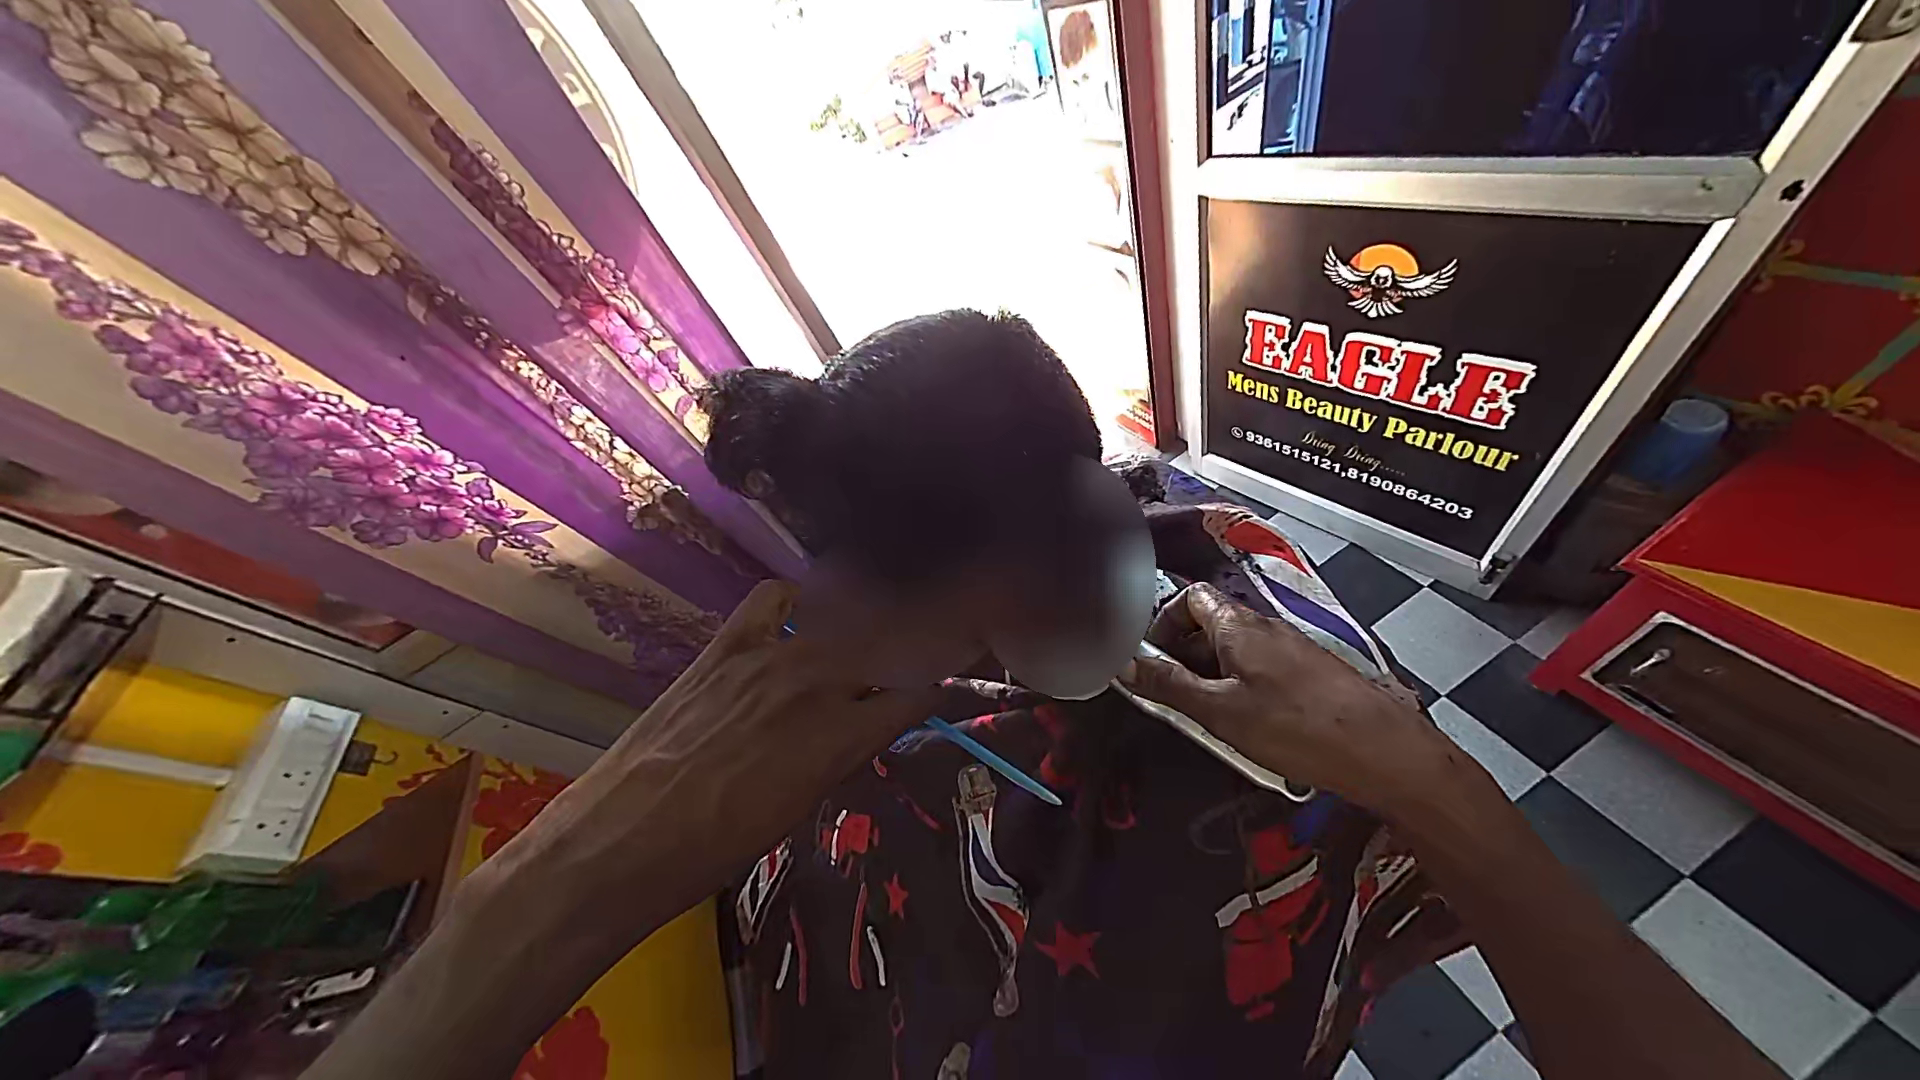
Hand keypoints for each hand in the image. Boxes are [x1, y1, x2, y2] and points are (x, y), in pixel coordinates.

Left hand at [474, 580, 936, 928]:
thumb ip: (847, 751)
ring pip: (841, 620)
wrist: (624, 839)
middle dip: (911, 649)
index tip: (942, 685)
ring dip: (863, 626)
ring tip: (864, 635)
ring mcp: (771, 656)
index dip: (937, 687)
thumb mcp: (804, 805)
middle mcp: (817, 684)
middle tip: (915, 654)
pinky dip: (796, 600)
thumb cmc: (721, 845)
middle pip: (888, 646)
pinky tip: (800, 616)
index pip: (917, 693)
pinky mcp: (728, 644)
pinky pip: (775, 598)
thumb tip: (872, 719)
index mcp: (843, 735)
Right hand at [1118, 583, 1454, 813]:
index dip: (1163, 622)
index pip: (1188, 597)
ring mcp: (1292, 650)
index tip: (1153, 658)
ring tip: (1210, 716)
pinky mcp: (1312, 674)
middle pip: (1209, 624)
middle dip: (1184, 655)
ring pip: (1235, 649)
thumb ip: (1168, 685)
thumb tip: (1124, 663)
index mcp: (1238, 625)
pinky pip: (1262, 668)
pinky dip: (1242, 687)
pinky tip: (1250, 725)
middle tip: (1175, 694)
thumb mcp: (1218, 710)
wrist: (1389, 756)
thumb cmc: (1298, 727)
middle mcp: (1265, 628)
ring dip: (1212, 674)